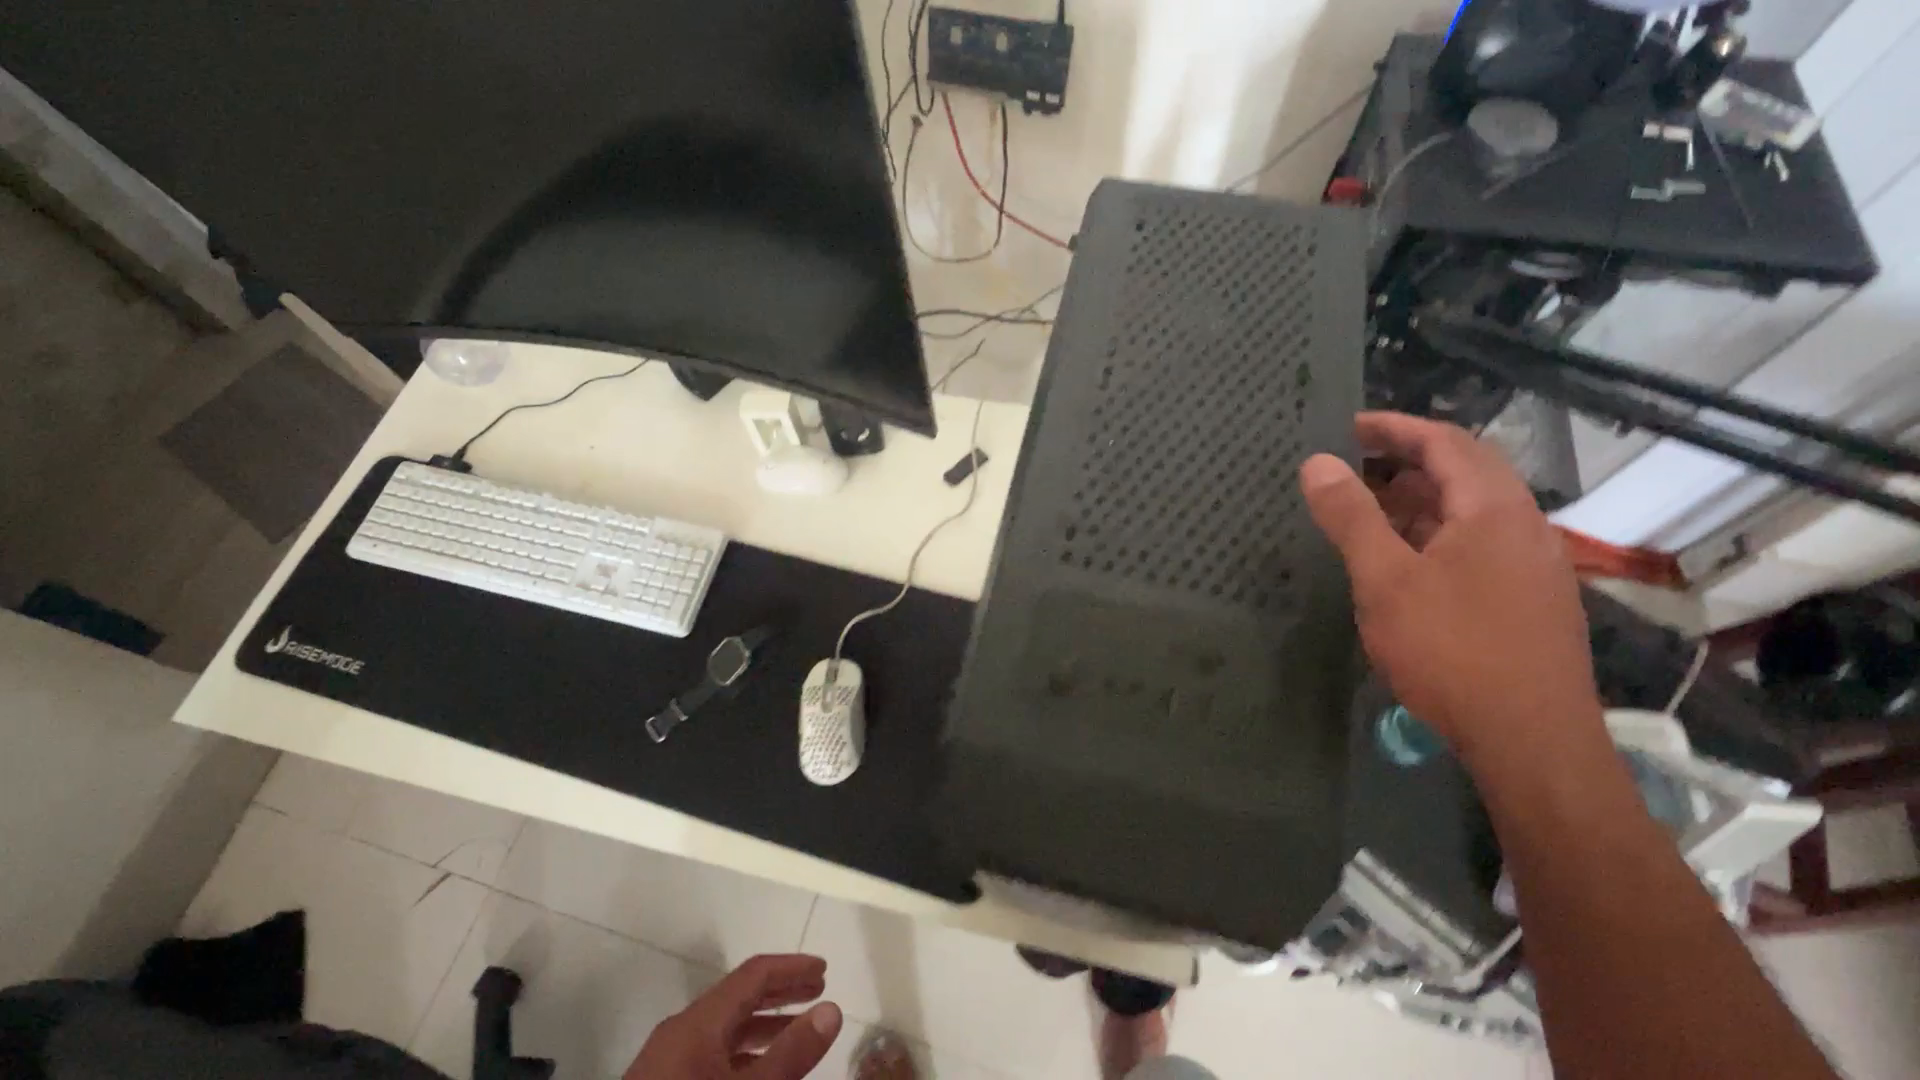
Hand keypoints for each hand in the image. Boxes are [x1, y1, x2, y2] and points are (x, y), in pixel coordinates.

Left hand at [624, 954, 842, 1079]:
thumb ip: (790, 1054)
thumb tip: (830, 1010)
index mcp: (698, 1023)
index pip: (752, 975)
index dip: (792, 969)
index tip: (825, 971)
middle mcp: (681, 1033)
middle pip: (738, 997)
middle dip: (781, 993)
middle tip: (819, 993)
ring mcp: (668, 1062)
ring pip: (724, 1029)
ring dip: (763, 1025)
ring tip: (798, 1032)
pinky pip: (712, 1055)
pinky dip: (743, 1053)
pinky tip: (761, 1072)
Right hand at [1299, 412, 1604, 763]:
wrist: (1531, 739)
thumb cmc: (1452, 650)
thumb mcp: (1385, 580)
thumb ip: (1351, 517)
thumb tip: (1318, 463)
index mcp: (1494, 508)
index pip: (1445, 442)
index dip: (1394, 428)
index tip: (1347, 428)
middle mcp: (1525, 525)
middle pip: (1465, 472)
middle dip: (1406, 462)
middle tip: (1352, 469)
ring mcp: (1535, 565)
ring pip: (1473, 512)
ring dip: (1421, 501)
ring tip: (1369, 514)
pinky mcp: (1533, 600)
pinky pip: (1481, 544)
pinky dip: (1439, 535)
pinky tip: (1409, 565)